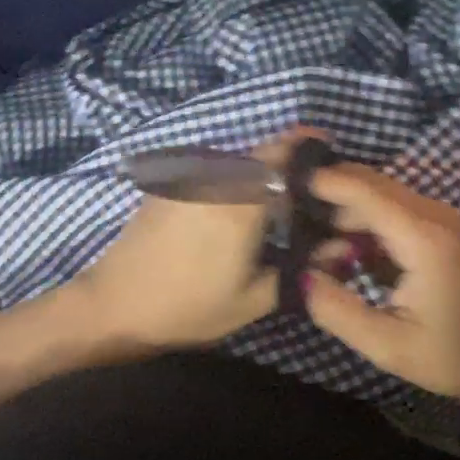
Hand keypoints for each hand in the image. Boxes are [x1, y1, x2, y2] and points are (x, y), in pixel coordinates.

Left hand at [68, 132, 327, 347]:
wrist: (114, 303)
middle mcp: (215, 175)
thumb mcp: (254, 299)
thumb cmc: (188, 307)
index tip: (336, 169)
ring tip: (282, 205)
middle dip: (292, 164)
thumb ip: (303, 268)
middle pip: (263, 152)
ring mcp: (187, 176)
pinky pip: (214, 169)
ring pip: (239, 159)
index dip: (313, 151)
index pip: (285, 152)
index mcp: (241, 198)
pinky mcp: (168, 183)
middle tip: (314, 195)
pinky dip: (236, 179)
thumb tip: (345, 245)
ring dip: (263, 171)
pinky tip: (241, 210)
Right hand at [301, 165, 459, 424]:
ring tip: (308, 242)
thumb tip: (299, 275)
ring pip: (379, 194)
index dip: (319, 180)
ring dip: (342, 210)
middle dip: (325, 192)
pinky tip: (342, 252)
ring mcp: (441, 221)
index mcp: (423, 238)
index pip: (361, 188)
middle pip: (368, 182)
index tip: (279, 185)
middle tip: (284, 215)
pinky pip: (392, 210)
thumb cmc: (458, 358)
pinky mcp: (442, 232)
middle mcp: (434, 216)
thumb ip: (336, 309)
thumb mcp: (387, 346)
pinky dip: (362, 220)